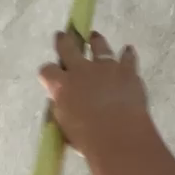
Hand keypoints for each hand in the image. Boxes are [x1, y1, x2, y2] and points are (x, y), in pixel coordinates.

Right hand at [38, 30, 156, 160]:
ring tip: (94, 37)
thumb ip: (63, 109)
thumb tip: (63, 103)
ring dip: (95, 41)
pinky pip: (127, 57)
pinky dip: (126, 54)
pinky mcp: (127, 70)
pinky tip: (127, 50)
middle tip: (62, 35)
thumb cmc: (86, 139)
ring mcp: (105, 67)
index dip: (47, 72)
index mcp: (61, 85)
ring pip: (98, 46)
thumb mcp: (65, 126)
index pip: (47, 71)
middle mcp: (80, 70)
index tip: (48, 75)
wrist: (119, 135)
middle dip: (64, 41)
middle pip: (68, 48)